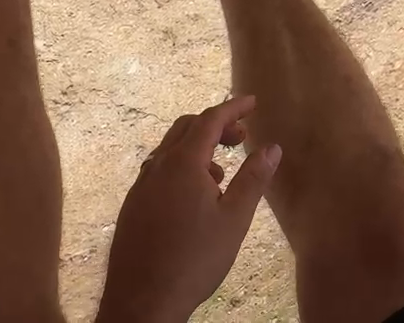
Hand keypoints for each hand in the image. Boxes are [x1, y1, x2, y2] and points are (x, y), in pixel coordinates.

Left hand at [95, 95, 281, 322]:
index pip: (210, 119)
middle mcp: (157, 166)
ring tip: (220, 173)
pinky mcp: (132, 207)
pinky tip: (194, 199)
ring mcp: (140, 186)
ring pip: (170, 149)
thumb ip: (253, 179)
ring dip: (198, 147)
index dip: (233, 107)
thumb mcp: (234, 220)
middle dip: (216, 125)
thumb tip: (272, 147)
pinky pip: (159, 170)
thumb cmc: (194, 260)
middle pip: (187, 127)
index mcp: (182, 163)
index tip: (253, 102)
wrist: (141, 305)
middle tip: (241, 137)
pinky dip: (181, 167)